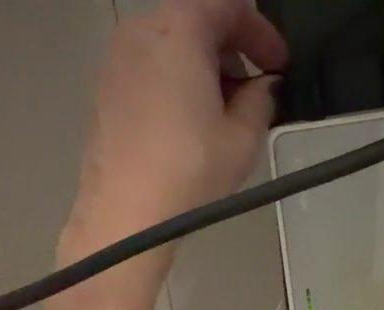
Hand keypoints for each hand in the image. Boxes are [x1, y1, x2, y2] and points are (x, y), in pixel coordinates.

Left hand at [60, 0, 287, 267]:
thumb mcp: (243, 137)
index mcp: (179, 27)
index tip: (280, 65)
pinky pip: (149, 74)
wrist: (124, 216)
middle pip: (196, 23)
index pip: (230, 7)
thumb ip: (261, 100)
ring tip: (221, 116)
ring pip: (170, 49)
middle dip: (230, 52)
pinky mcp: (104, 94)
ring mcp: (116, 62)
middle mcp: (141, 31)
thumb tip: (261, 88)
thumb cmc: (189, 171)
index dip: (262, 34)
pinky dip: (174, 87)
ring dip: (201, 71)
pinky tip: (188, 128)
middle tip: (252, 93)